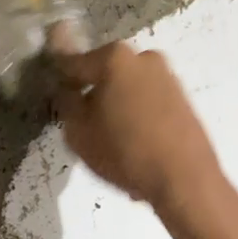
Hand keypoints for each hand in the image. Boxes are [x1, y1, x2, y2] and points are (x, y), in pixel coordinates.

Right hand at [51, 36, 228, 238]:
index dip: (58, 78)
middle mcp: (144, 58)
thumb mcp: (79, 132)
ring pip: (128, 92)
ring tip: (114, 145)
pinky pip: (148, 106)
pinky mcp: (184, 100)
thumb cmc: (125, 153)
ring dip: (117, 110)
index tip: (51, 91)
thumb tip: (66, 88)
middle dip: (94, 96)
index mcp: (114, 58)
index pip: (73, 62)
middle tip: (86, 128)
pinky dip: (138, 121)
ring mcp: (168, 77)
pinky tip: (136, 150)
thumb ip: (65, 102)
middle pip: (105, 75)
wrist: (186, 180)